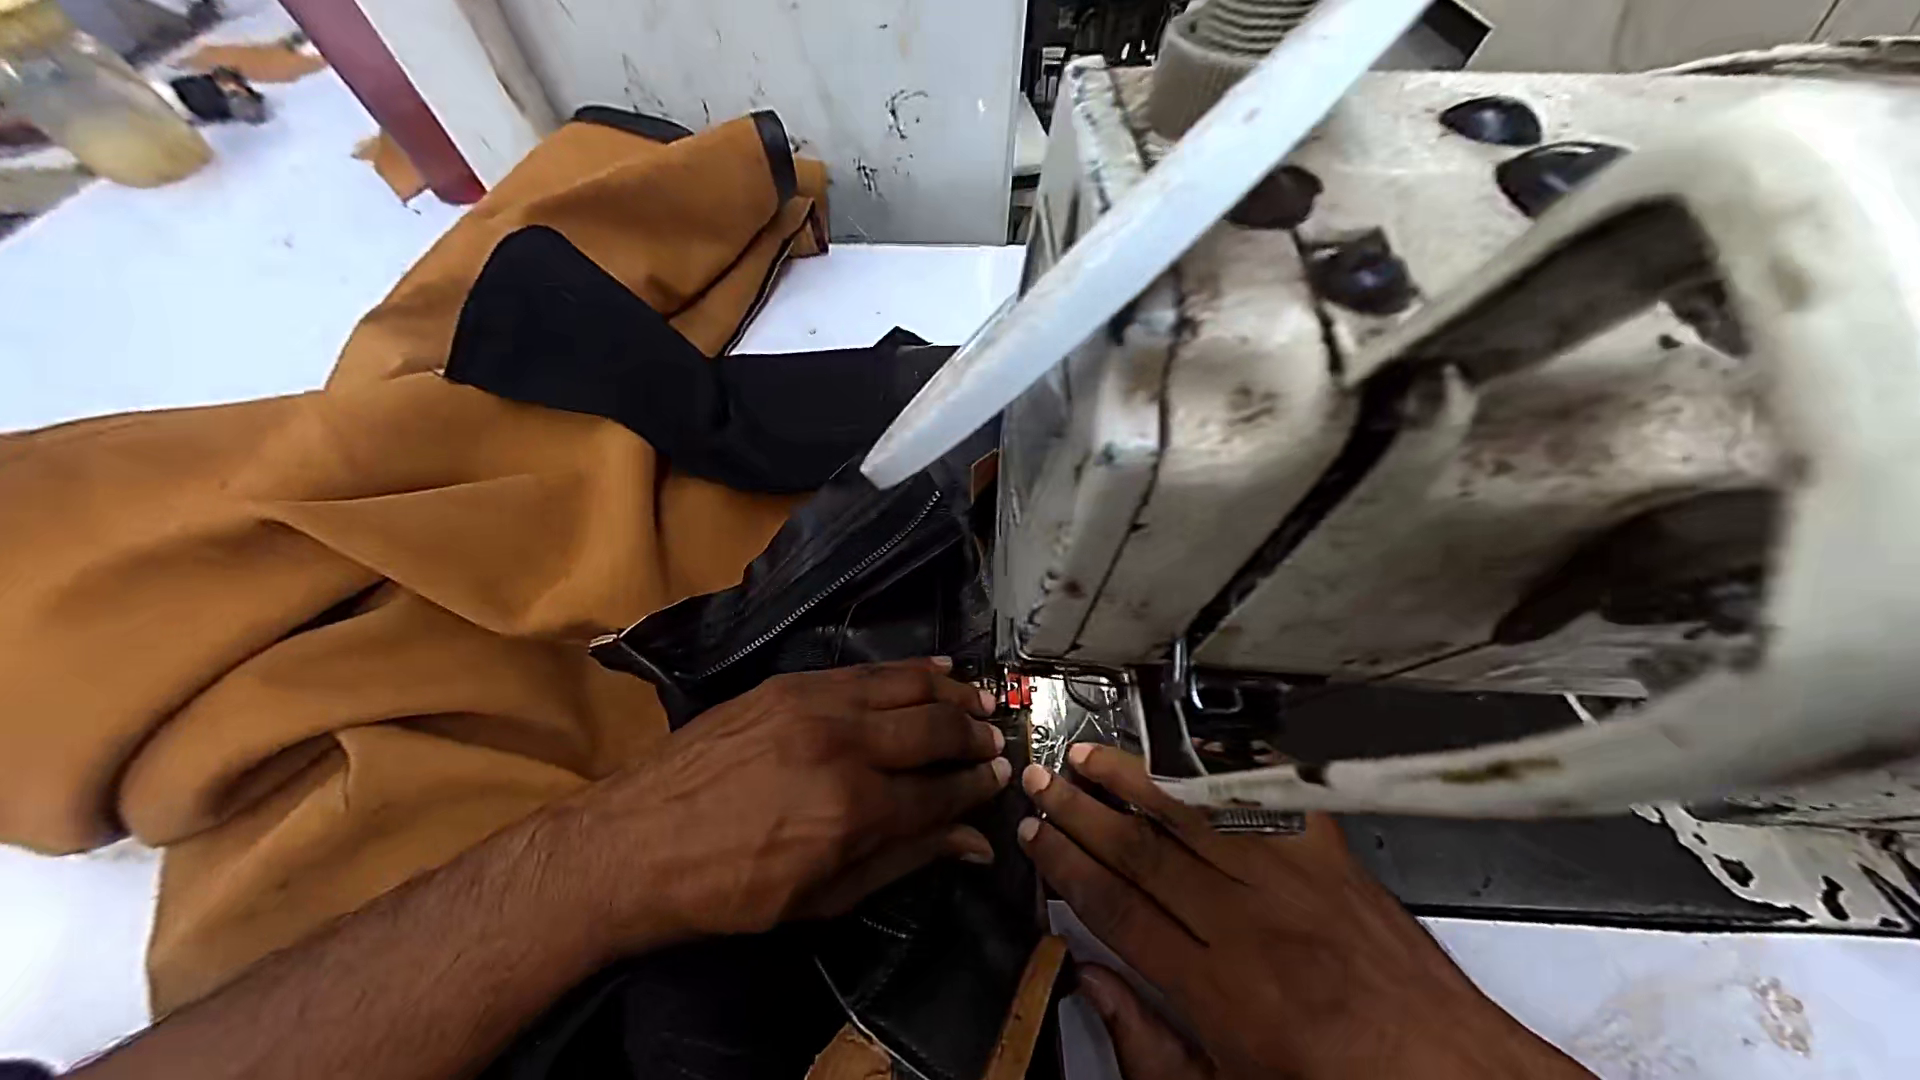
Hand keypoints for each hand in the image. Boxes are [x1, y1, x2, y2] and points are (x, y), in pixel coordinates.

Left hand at [549, 659, 1011, 952]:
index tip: (1001, 778)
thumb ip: (905, 860)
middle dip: (975, 735)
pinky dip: (910, 668)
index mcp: (855, 811)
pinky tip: (936, 666)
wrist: (634, 842)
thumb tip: (975, 843)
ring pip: (908, 685)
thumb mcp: (823, 899)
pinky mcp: (792, 682)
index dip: (978, 787)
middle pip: (934, 729)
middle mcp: (845, 746)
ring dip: (953, 691)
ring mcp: (817, 704)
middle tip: (997, 739)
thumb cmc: (730, 889)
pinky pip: (867, 669)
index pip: (942, 792)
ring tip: (980, 698)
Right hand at [1019, 745, 1593, 1079]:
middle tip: (1041, 780)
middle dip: (1080, 810)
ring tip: (1087, 755)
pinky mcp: (1326, 853)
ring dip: (1132, 778)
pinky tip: (1180, 747)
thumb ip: (1150, 1047)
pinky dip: (1217, 768)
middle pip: (1142, 851)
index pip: (1116, 908)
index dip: (1065, 865)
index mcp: (1220, 992)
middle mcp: (1248, 924)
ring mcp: (1289, 879)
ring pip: (1189, 813)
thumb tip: (1091, 982)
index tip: (1033, 834)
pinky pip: (1262, 798)